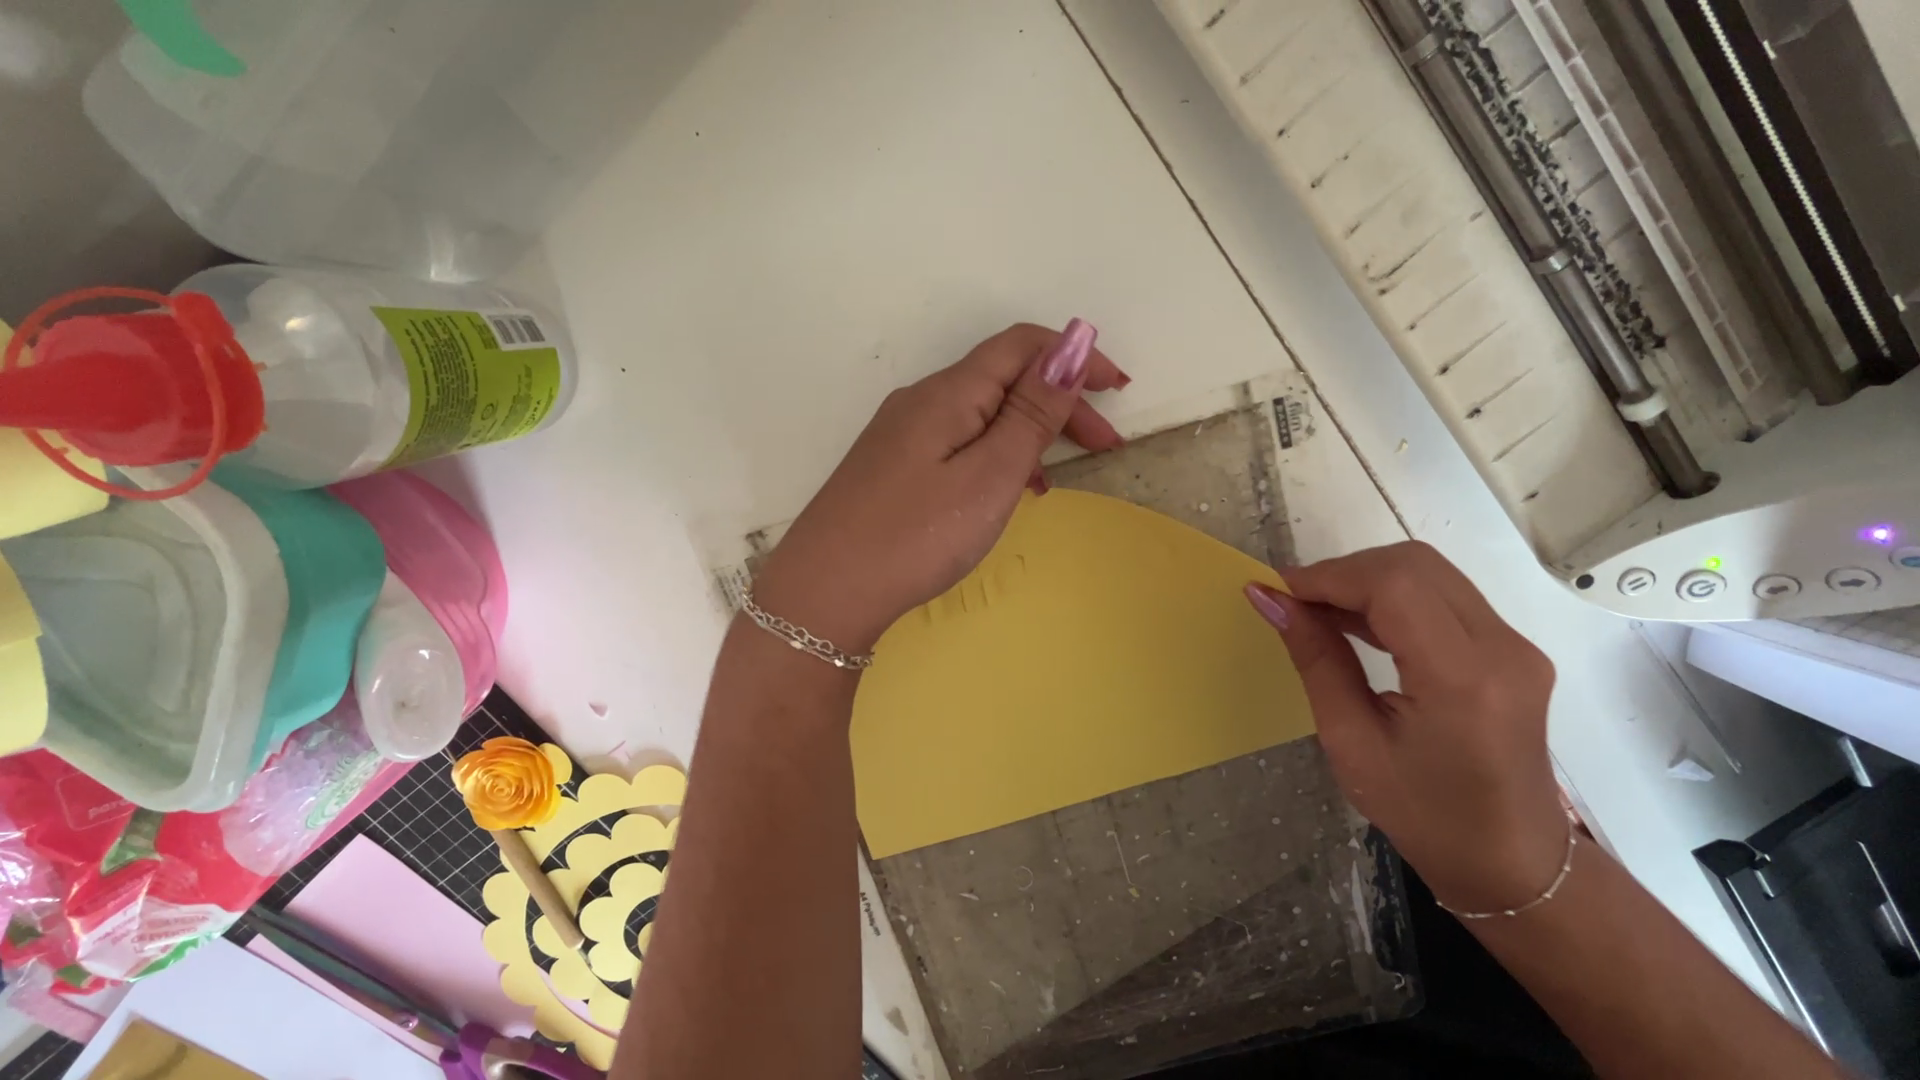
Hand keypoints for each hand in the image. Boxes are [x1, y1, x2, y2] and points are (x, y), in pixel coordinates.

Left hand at [752, 320, 1128, 653]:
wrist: (825, 592)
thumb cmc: (916, 536)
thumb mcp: (990, 475)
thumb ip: (1032, 412)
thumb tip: (1070, 344)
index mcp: (949, 393)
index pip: (1021, 346)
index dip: (1074, 357)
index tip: (1119, 391)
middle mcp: (922, 401)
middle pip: (1003, 378)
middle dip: (1061, 402)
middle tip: (1106, 446)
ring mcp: (903, 435)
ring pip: (982, 413)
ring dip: (1031, 432)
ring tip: (1060, 476)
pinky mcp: (893, 467)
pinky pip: (960, 443)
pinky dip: (997, 455)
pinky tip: (1009, 492)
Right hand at [1243, 543, 1567, 914]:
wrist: (1510, 861)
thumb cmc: (1423, 815)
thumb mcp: (1352, 741)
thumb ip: (1316, 660)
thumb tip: (1270, 600)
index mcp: (1464, 680)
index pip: (1394, 586)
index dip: (1329, 577)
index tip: (1277, 591)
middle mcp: (1503, 648)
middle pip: (1415, 566)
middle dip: (1345, 571)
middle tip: (1295, 601)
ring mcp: (1515, 645)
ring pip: (1431, 573)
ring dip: (1367, 580)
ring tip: (1316, 611)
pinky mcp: (1511, 649)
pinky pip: (1444, 597)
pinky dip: (1393, 597)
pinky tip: (1355, 622)